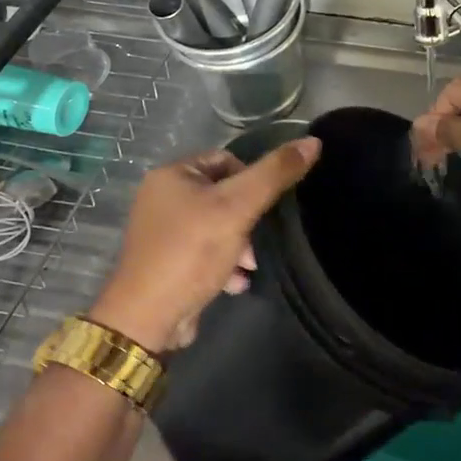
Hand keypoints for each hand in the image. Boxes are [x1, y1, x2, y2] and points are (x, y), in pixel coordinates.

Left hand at [89, 137, 319, 350]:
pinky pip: (204, 251)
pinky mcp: (167, 262)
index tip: (262, 206)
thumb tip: (313, 141)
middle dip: (246, 218)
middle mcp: (161, 198)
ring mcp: (162, 233)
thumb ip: (275, 173)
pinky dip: (223, 263)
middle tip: (256, 242)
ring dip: (239, 244)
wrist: (147, 319)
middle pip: (223, 194)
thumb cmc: (191, 252)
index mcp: (171, 175)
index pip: (225, 159)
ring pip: (217, 225)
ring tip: (249, 267)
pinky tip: (235, 282)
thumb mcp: (239, 207)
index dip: (251, 179)